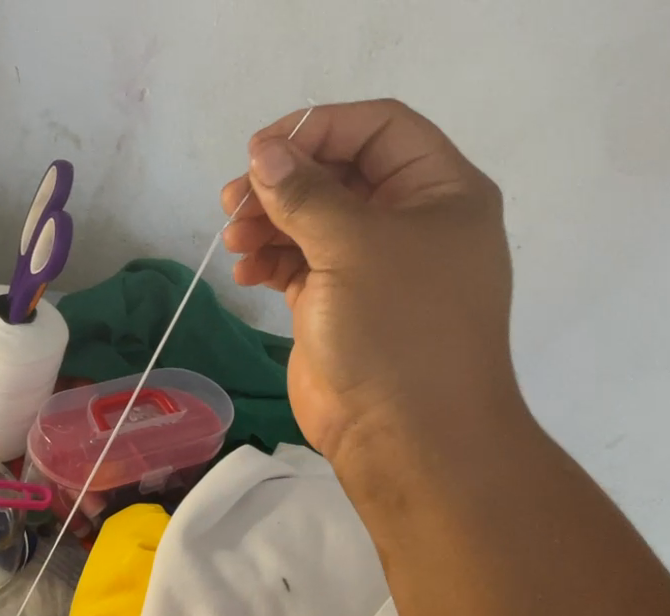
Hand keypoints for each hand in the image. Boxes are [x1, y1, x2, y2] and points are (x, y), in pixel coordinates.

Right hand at [219, 99, 526, 466]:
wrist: (404, 433)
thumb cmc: (395, 330)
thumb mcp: (353, 248)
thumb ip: (305, 195)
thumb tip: (263, 152)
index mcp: (438, 191)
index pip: (377, 130)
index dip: (317, 129)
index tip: (257, 151)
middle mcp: (408, 222)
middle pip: (337, 175)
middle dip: (282, 183)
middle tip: (231, 203)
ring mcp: (371, 267)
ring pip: (312, 222)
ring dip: (268, 224)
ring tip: (233, 241)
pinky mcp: (337, 305)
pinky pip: (299, 265)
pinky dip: (269, 262)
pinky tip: (245, 274)